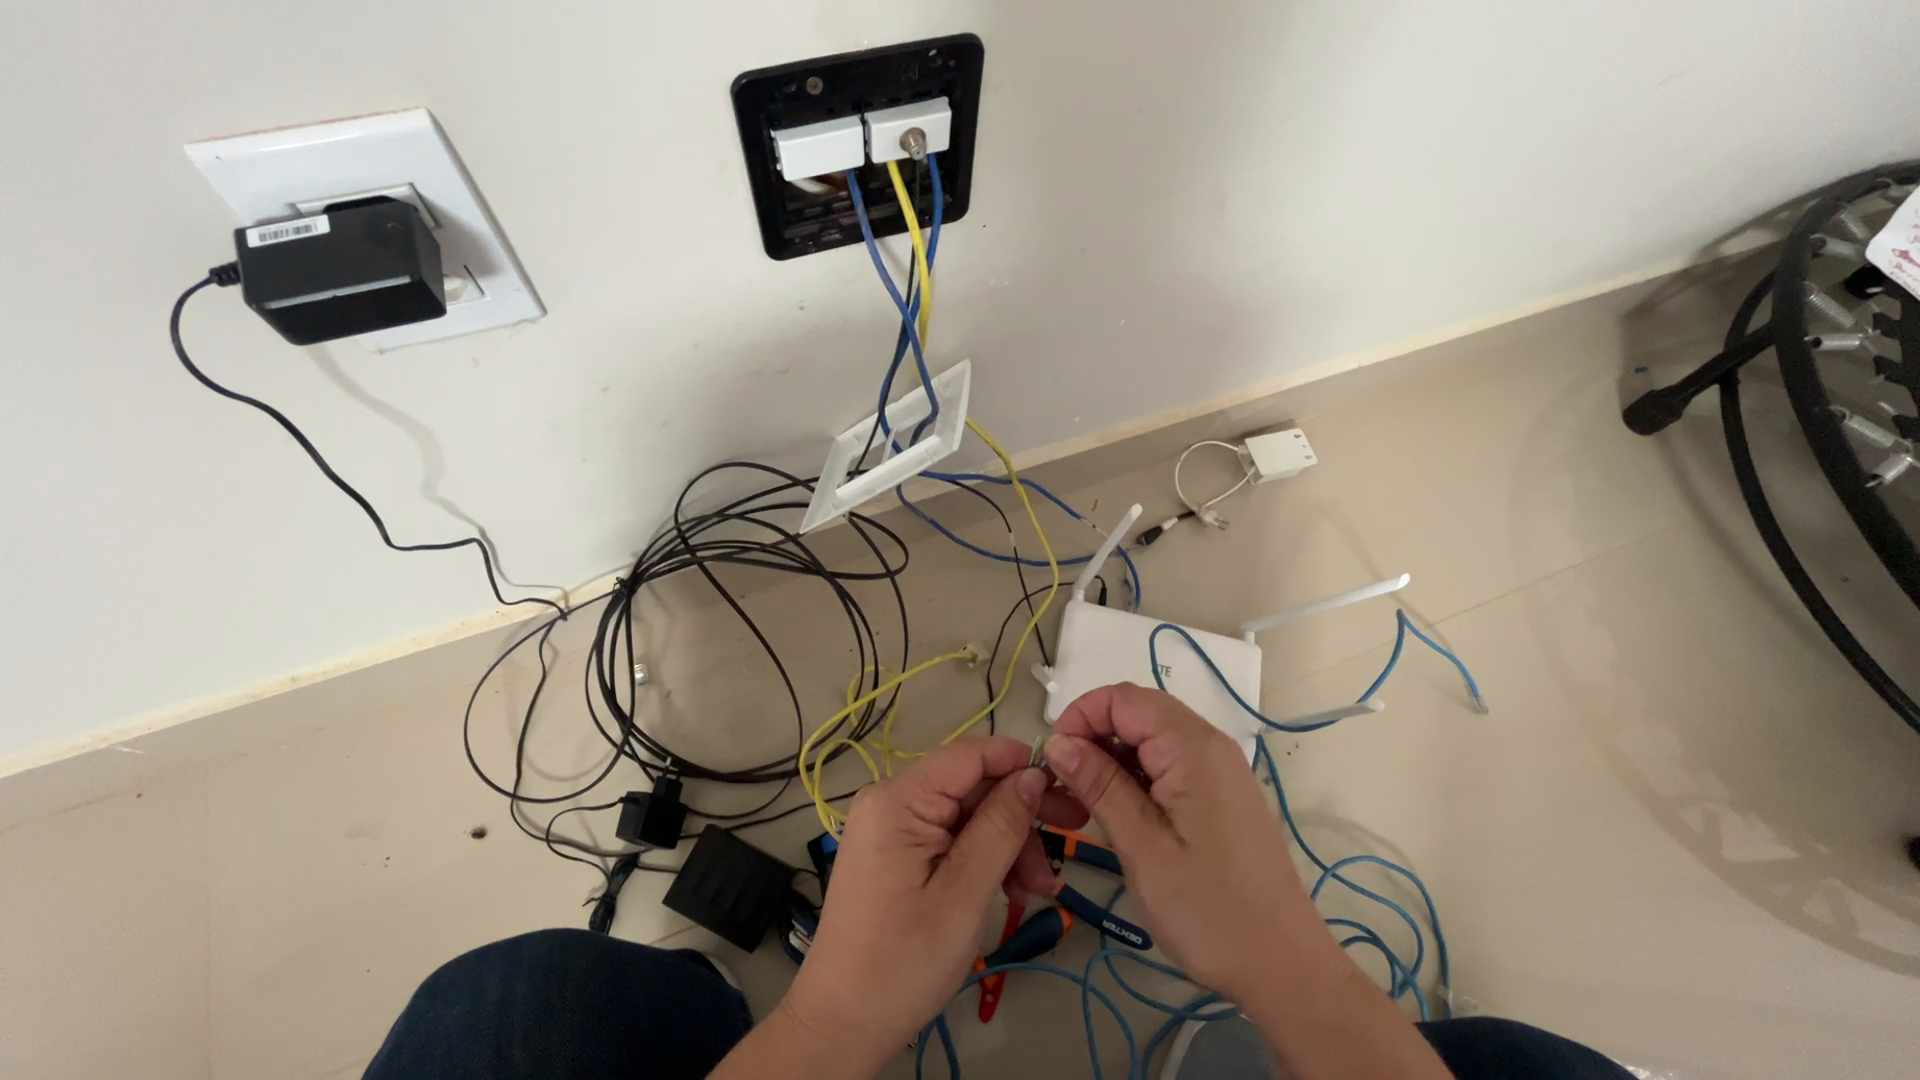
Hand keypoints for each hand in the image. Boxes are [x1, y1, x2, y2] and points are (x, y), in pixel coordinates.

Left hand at [772, 737, 1084, 1074]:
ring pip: (966, 814)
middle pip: (971, 786)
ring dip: (1007, 844)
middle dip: (1019, 815)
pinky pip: (949, 838)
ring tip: (1036, 890)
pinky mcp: (896, 853)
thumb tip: (1032, 774)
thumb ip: (1000, 828)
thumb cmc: (903, 962)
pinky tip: (1009, 891)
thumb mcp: (963, 894)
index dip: (1020, 763)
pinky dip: (983, 859)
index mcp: (898, 800)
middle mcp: (890, 801)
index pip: (970, 755)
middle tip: (1067, 842)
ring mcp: (891, 828)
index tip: (1066, 792)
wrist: (842, 1023)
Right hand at [1045, 683, 1325, 1004]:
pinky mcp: (1217, 794)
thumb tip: (1058, 741)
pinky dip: (1132, 778)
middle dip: (1090, 738)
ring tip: (1079, 808)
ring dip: (1108, 761)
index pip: (1122, 697)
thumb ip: (1099, 785)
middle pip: (1135, 713)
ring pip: (1148, 739)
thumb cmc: (1208, 909)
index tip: (1053, 762)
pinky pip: (1165, 765)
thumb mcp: (1142, 847)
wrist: (1283, 966)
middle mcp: (1208, 745)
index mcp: (1192, 748)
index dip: (1080, 717)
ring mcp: (1216, 770)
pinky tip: (1113, 815)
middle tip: (1061, 787)